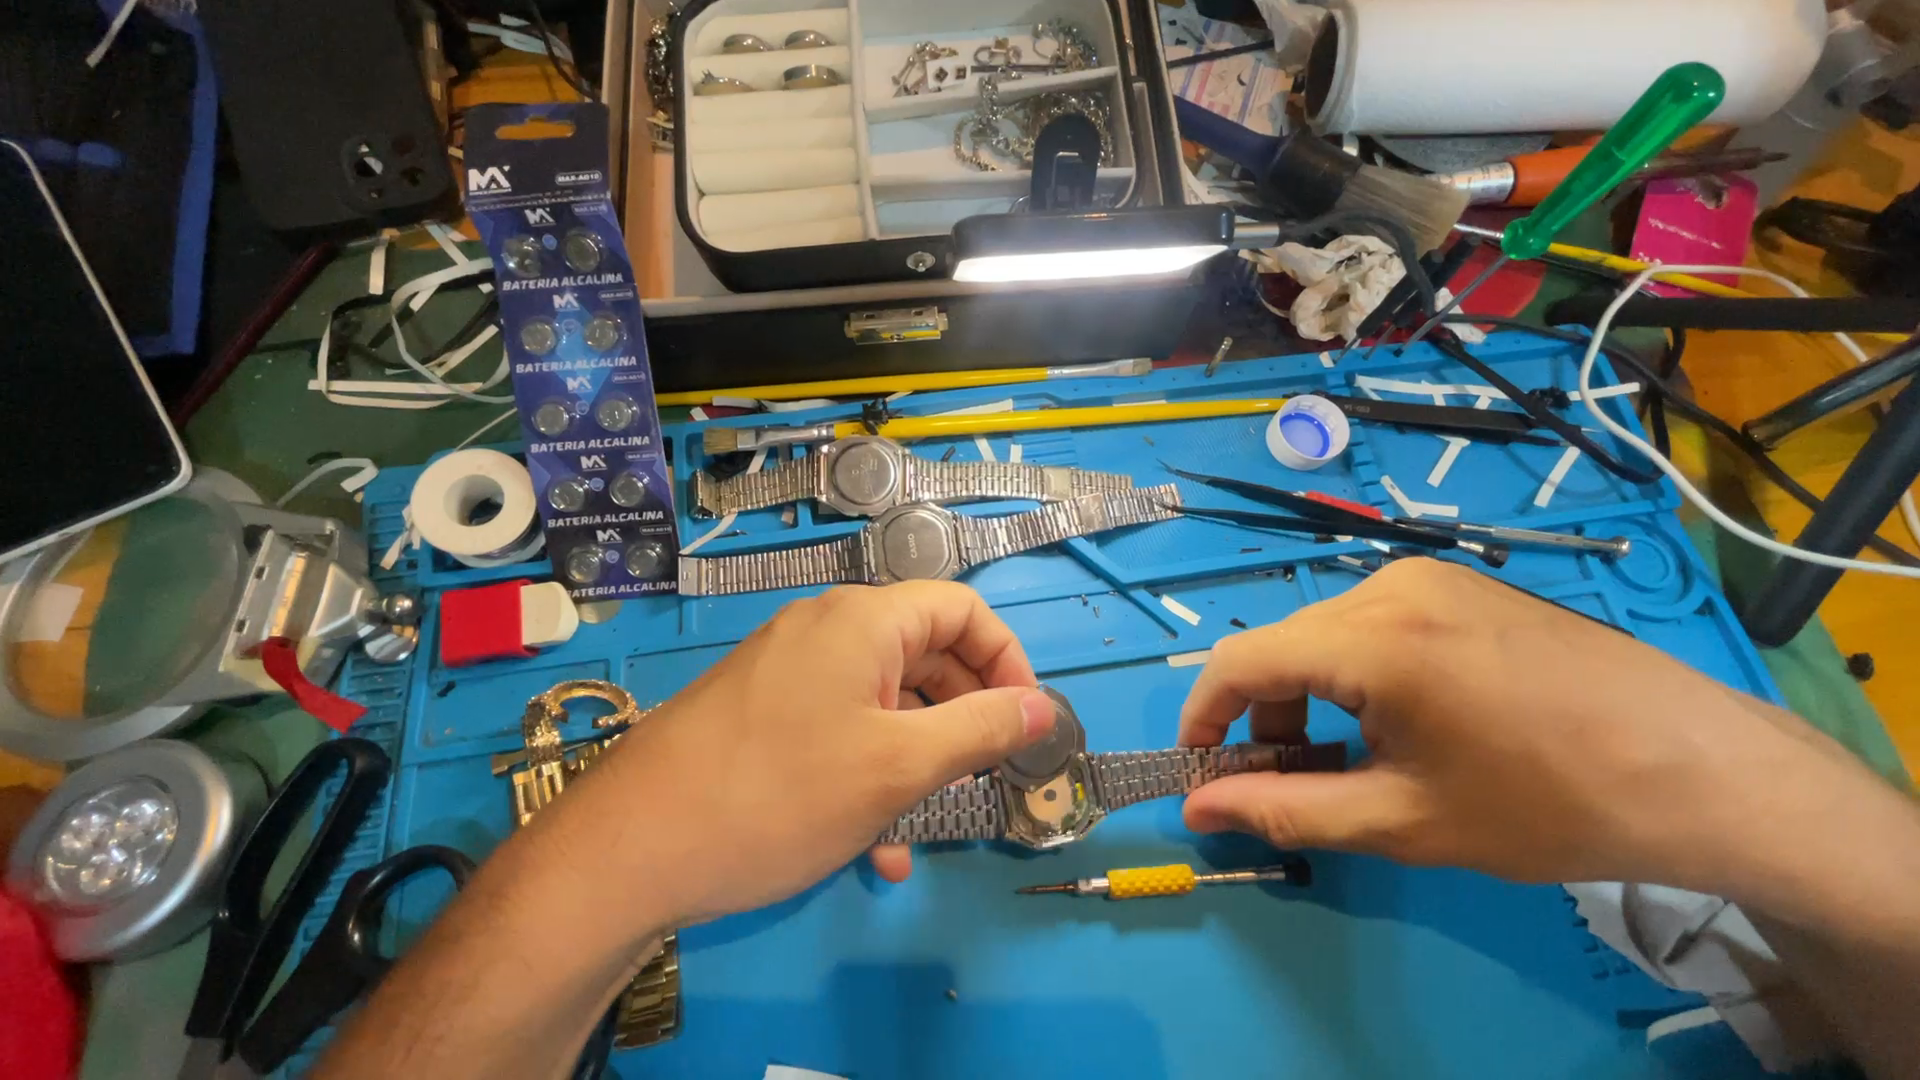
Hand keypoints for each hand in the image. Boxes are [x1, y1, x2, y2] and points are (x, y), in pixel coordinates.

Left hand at [543, 582, 1053, 931]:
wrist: (631, 847)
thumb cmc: (780, 793)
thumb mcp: (898, 767)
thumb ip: (981, 730)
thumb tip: (1043, 707)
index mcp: (863, 621)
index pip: (961, 609)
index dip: (1006, 659)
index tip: (1025, 722)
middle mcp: (826, 631)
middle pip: (924, 654)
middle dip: (963, 717)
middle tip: (986, 775)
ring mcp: (790, 672)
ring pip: (883, 702)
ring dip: (917, 759)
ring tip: (929, 822)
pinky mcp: (764, 714)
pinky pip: (840, 729)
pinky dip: (869, 773)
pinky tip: (874, 846)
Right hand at [1177, 557, 1896, 898]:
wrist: (1708, 772)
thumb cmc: (1548, 804)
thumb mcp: (1403, 822)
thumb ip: (1284, 812)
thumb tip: (1196, 809)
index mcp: (1374, 638)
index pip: (1241, 660)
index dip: (1204, 714)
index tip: (1202, 767)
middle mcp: (1390, 586)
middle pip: (1282, 647)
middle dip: (1264, 716)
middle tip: (1288, 782)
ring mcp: (1429, 578)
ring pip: (1321, 633)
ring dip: (1307, 695)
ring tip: (1347, 757)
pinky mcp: (1458, 585)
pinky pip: (1368, 622)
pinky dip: (1350, 672)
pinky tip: (1395, 718)